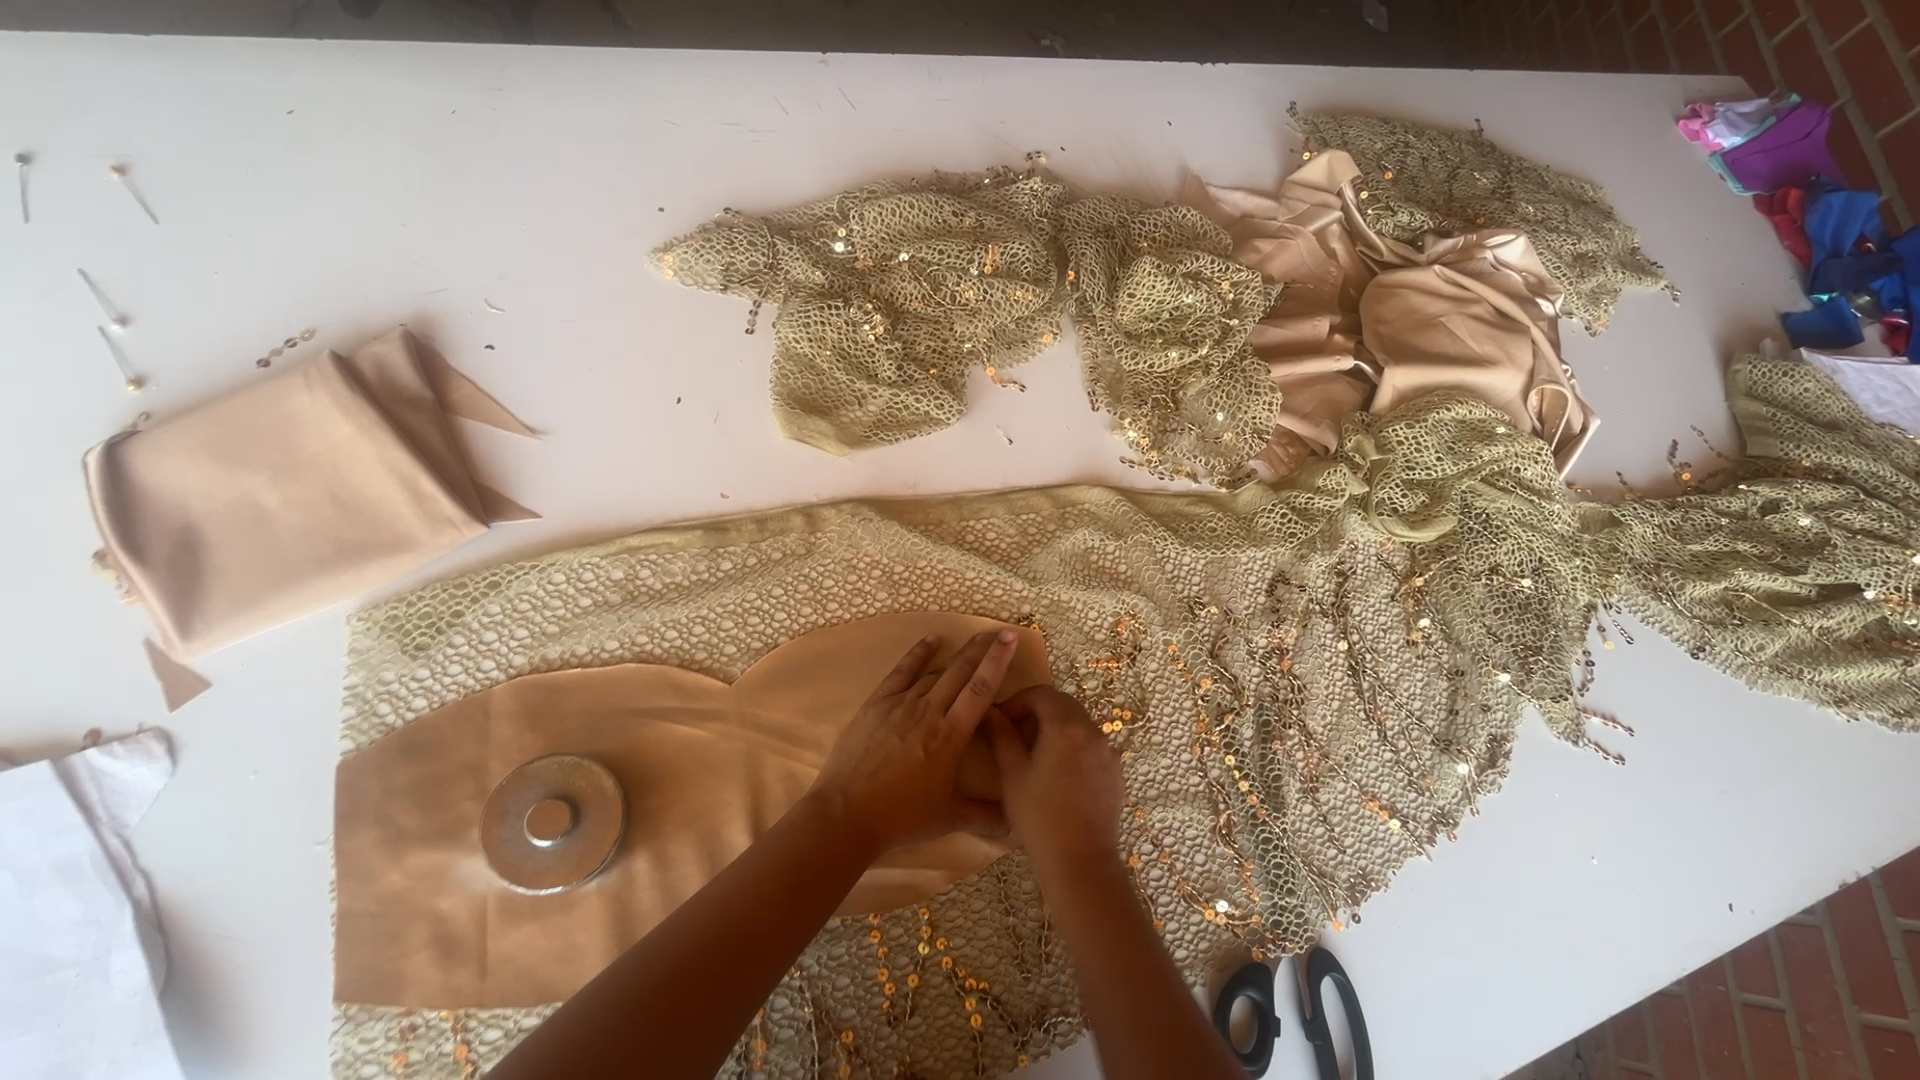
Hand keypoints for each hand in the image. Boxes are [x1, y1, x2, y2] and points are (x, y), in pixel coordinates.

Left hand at [807, 630, 1019, 859]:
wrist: (846, 815)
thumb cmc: (901, 817)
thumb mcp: (949, 818)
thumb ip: (985, 816)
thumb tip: (1015, 823)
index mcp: (950, 736)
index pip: (980, 689)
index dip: (997, 662)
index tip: (1010, 639)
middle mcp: (928, 712)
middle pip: (960, 672)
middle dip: (982, 649)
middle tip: (999, 632)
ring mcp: (900, 705)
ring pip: (934, 672)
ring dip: (957, 655)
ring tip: (974, 641)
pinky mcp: (877, 704)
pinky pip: (901, 672)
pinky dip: (918, 654)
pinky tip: (932, 640)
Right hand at [986, 686, 1123, 882]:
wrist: (1081, 862)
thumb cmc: (1039, 816)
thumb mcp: (1012, 774)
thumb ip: (1001, 736)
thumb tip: (990, 713)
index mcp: (1067, 727)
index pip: (1042, 694)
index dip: (1018, 701)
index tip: (1001, 721)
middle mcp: (1094, 732)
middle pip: (1063, 706)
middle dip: (1037, 713)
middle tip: (1014, 737)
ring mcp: (1109, 753)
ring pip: (1079, 725)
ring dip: (1055, 729)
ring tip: (1033, 757)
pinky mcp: (1116, 772)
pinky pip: (1091, 746)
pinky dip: (1072, 747)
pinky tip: (1057, 775)